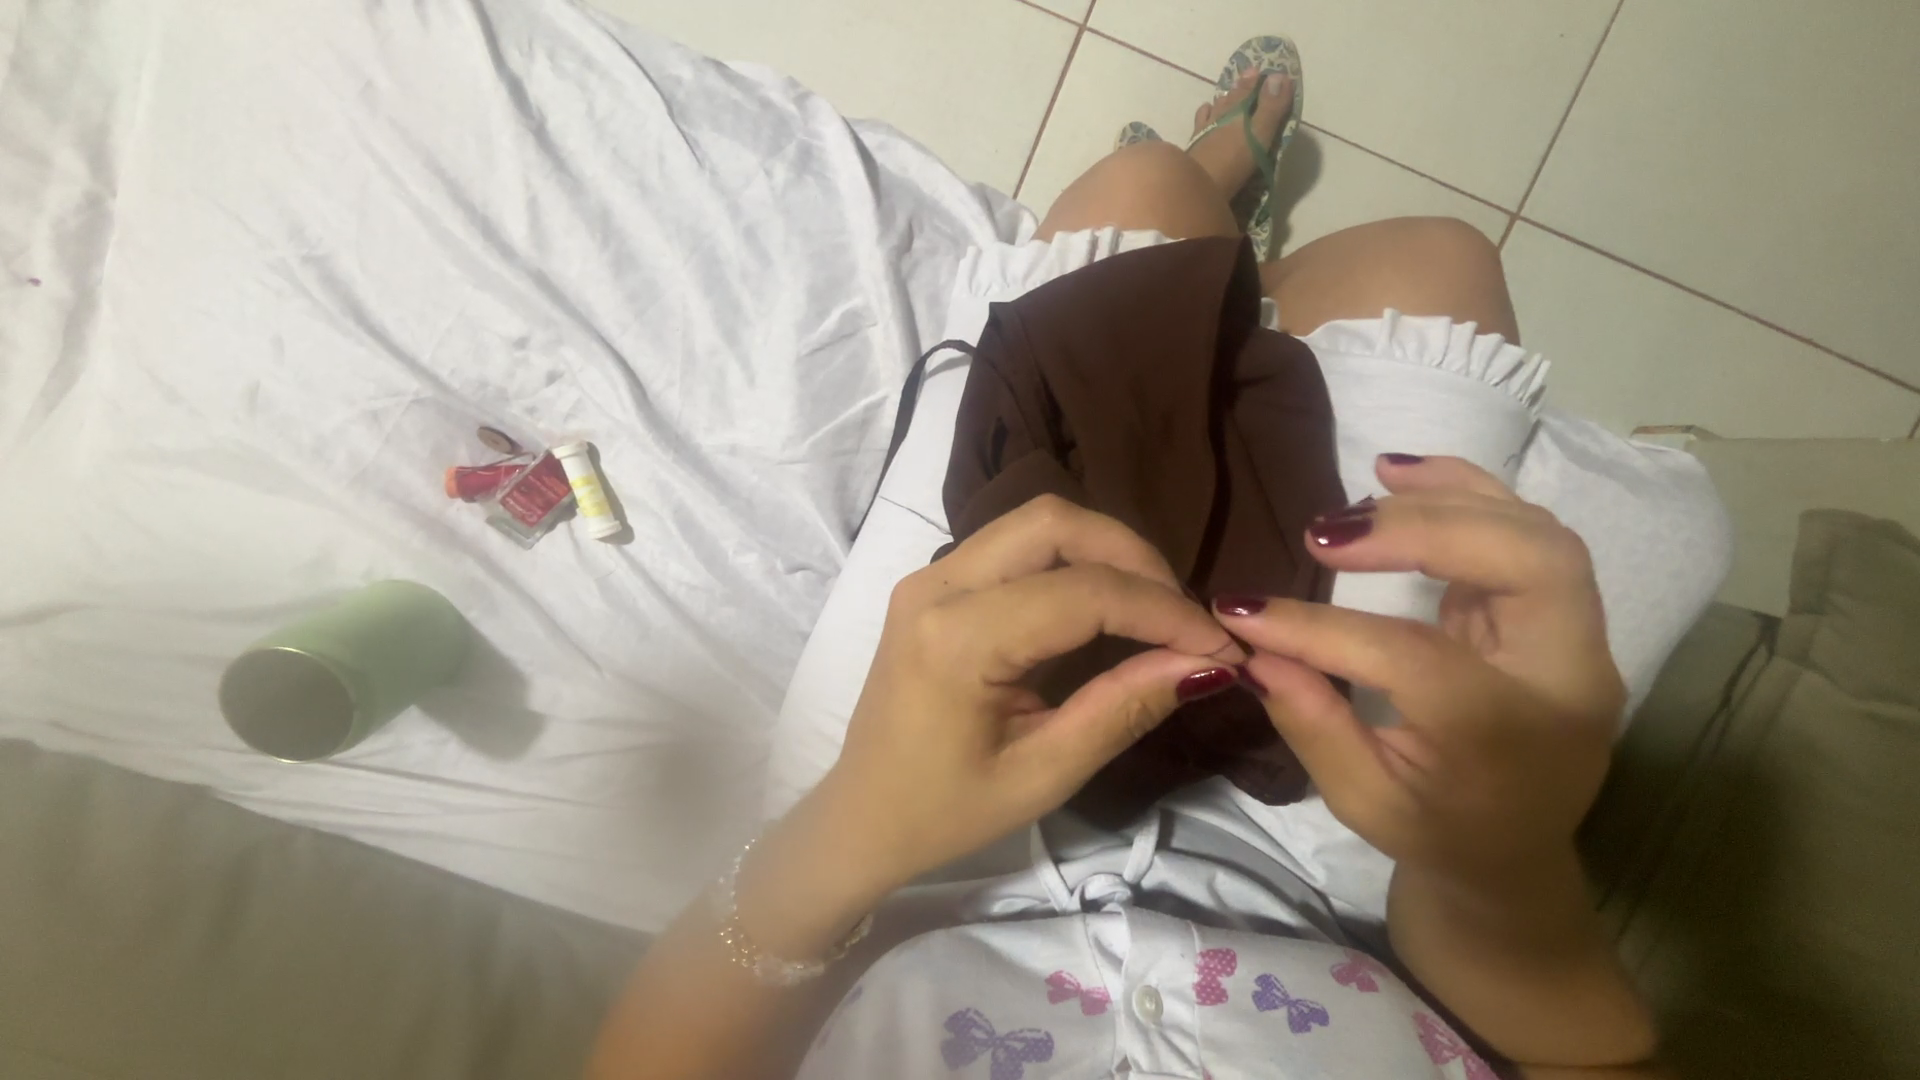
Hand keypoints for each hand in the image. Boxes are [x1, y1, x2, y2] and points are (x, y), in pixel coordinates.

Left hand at [813, 494, 1246, 893]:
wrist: (862, 814)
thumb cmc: (944, 811)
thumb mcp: (1044, 773)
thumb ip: (1124, 707)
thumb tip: (1208, 661)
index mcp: (956, 639)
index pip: (1082, 592)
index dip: (1162, 610)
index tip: (1219, 644)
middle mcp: (936, 585)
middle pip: (1054, 522)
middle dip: (1132, 556)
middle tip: (1181, 614)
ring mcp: (928, 576)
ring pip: (1034, 523)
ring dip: (1102, 550)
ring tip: (1151, 608)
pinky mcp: (933, 582)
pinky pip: (1014, 544)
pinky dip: (1069, 559)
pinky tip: (1102, 603)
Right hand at [1214, 456, 1624, 876]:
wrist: (1512, 850)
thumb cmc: (1432, 828)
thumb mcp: (1358, 798)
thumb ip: (1310, 721)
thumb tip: (1252, 647)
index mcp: (1509, 738)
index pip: (1414, 657)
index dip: (1319, 628)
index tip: (1240, 610)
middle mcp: (1565, 678)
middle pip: (1528, 563)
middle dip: (1420, 531)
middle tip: (1322, 537)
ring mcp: (1575, 640)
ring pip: (1537, 534)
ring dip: (1446, 499)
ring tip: (1361, 492)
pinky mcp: (1558, 616)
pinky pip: (1529, 532)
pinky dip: (1468, 491)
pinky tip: (1401, 474)